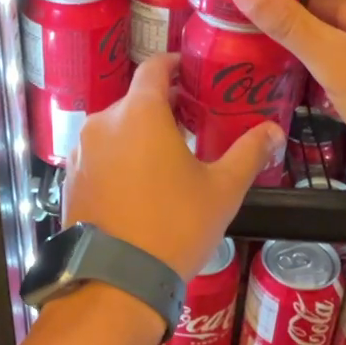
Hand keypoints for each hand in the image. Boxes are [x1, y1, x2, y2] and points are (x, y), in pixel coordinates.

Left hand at [62, 54, 284, 279]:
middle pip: (135, 100)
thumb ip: (248, 152)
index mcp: (139, 112)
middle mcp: (103, 122)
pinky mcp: (71, 178)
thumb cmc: (175, 226)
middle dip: (163, 107)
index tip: (192, 73)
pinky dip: (119, 158)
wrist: (117, 279)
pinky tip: (139, 184)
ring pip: (116, 129)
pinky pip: (100, 155)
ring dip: (139, 135)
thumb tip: (274, 131)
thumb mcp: (222, 189)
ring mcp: (82, 151)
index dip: (175, 65)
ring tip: (168, 157)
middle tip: (192, 123)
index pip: (154, 67)